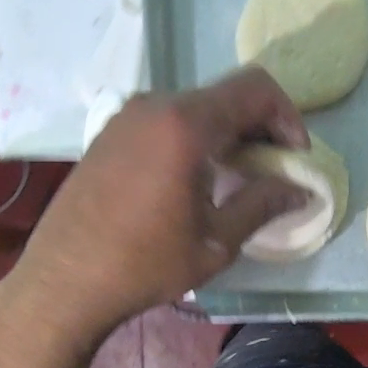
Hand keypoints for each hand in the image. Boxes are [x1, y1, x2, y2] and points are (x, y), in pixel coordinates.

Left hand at [9, 67, 312, 338]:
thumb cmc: (146, 264)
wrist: (66, 279)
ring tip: (237, 180)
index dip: (288, 116)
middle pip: (225, 96)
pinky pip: (166, 123)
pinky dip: (194, 141)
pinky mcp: (110, 134)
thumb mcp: (217, 243)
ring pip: (195, 109)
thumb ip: (262, 205)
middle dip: (259, 129)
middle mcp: (155, 105)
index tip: (295, 157)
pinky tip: (196, 183)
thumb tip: (301, 190)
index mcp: (185, 125)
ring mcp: (127, 117)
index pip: (255, 88)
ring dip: (226, 136)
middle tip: (273, 171)